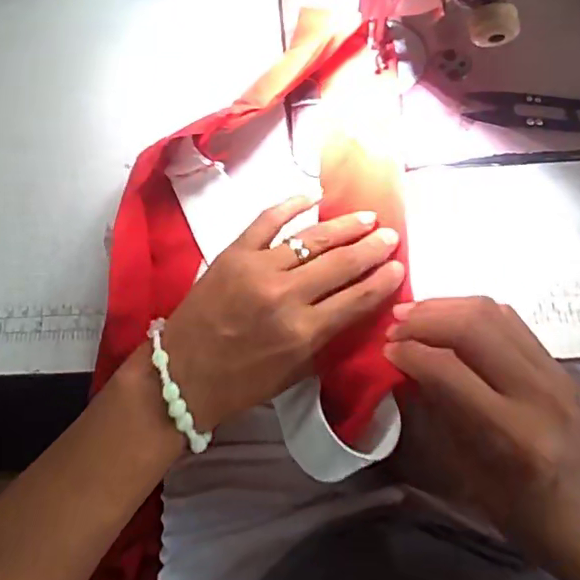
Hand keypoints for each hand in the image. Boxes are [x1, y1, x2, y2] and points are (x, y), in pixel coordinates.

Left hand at [160, 195, 404, 430]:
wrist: (180, 376)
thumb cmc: (241, 382)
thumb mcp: (295, 372)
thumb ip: (328, 338)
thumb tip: (359, 307)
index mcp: (303, 332)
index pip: (357, 298)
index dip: (384, 279)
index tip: (399, 265)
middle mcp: (285, 296)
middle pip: (341, 263)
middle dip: (372, 246)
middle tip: (390, 234)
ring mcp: (257, 269)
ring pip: (311, 238)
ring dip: (344, 225)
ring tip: (366, 216)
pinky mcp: (233, 253)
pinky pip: (267, 220)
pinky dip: (291, 205)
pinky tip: (313, 197)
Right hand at [385, 297, 579, 558]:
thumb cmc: (521, 513)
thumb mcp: (466, 474)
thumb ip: (437, 414)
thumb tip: (402, 368)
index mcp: (515, 434)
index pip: (451, 370)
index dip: (410, 352)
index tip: (384, 350)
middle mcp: (539, 393)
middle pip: (474, 327)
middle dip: (425, 319)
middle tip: (393, 326)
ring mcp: (554, 373)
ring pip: (492, 312)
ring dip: (446, 307)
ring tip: (413, 315)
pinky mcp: (558, 364)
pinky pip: (510, 319)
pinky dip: (472, 311)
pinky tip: (448, 319)